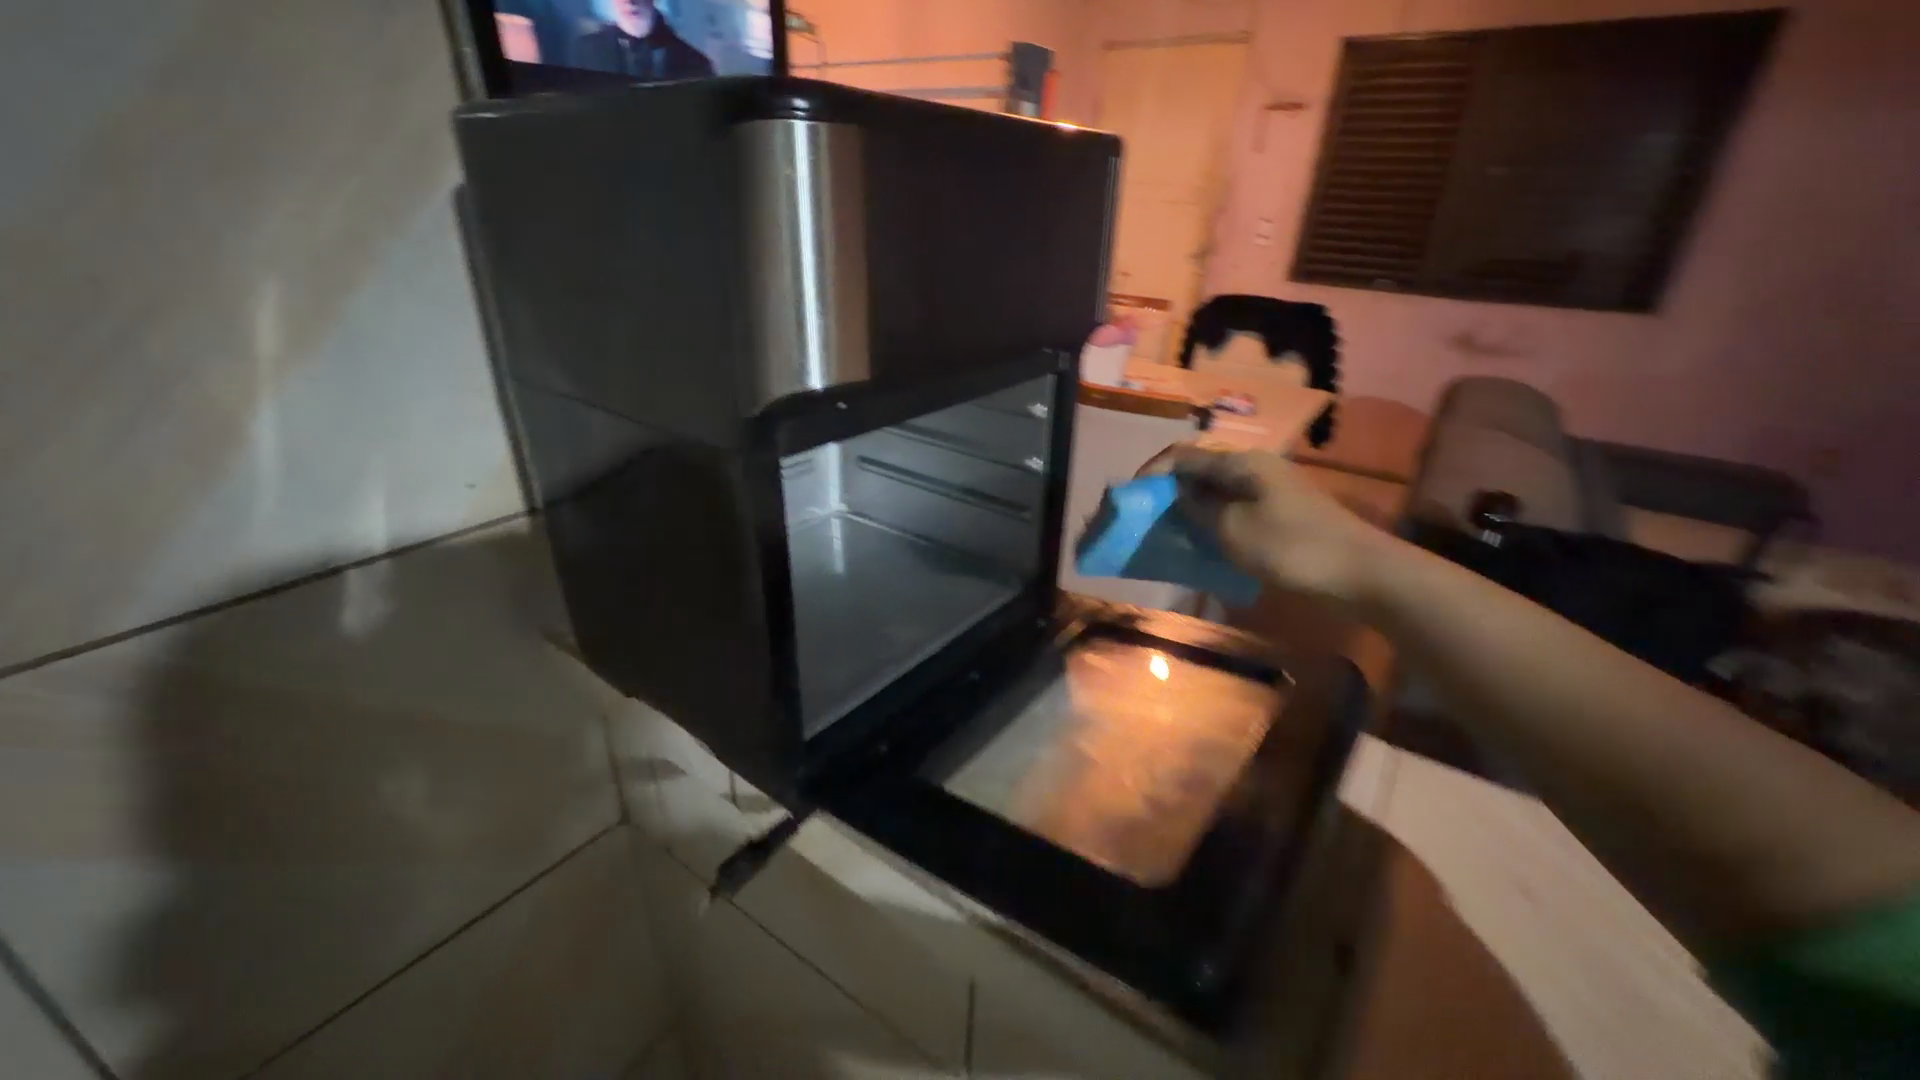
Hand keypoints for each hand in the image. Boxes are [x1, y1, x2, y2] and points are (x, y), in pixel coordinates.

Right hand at [1139, 444, 1390, 604]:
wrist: (1360, 573)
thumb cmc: (1292, 547)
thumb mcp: (1233, 530)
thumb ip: (1198, 509)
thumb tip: (1179, 495)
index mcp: (1241, 463)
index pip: (1183, 456)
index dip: (1152, 472)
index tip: (1130, 498)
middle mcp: (1255, 469)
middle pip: (1201, 472)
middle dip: (1170, 492)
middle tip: (1147, 519)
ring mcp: (1271, 491)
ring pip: (1218, 493)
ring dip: (1192, 510)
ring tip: (1170, 534)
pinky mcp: (1281, 514)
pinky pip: (1235, 510)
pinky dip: (1214, 523)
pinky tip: (1204, 545)